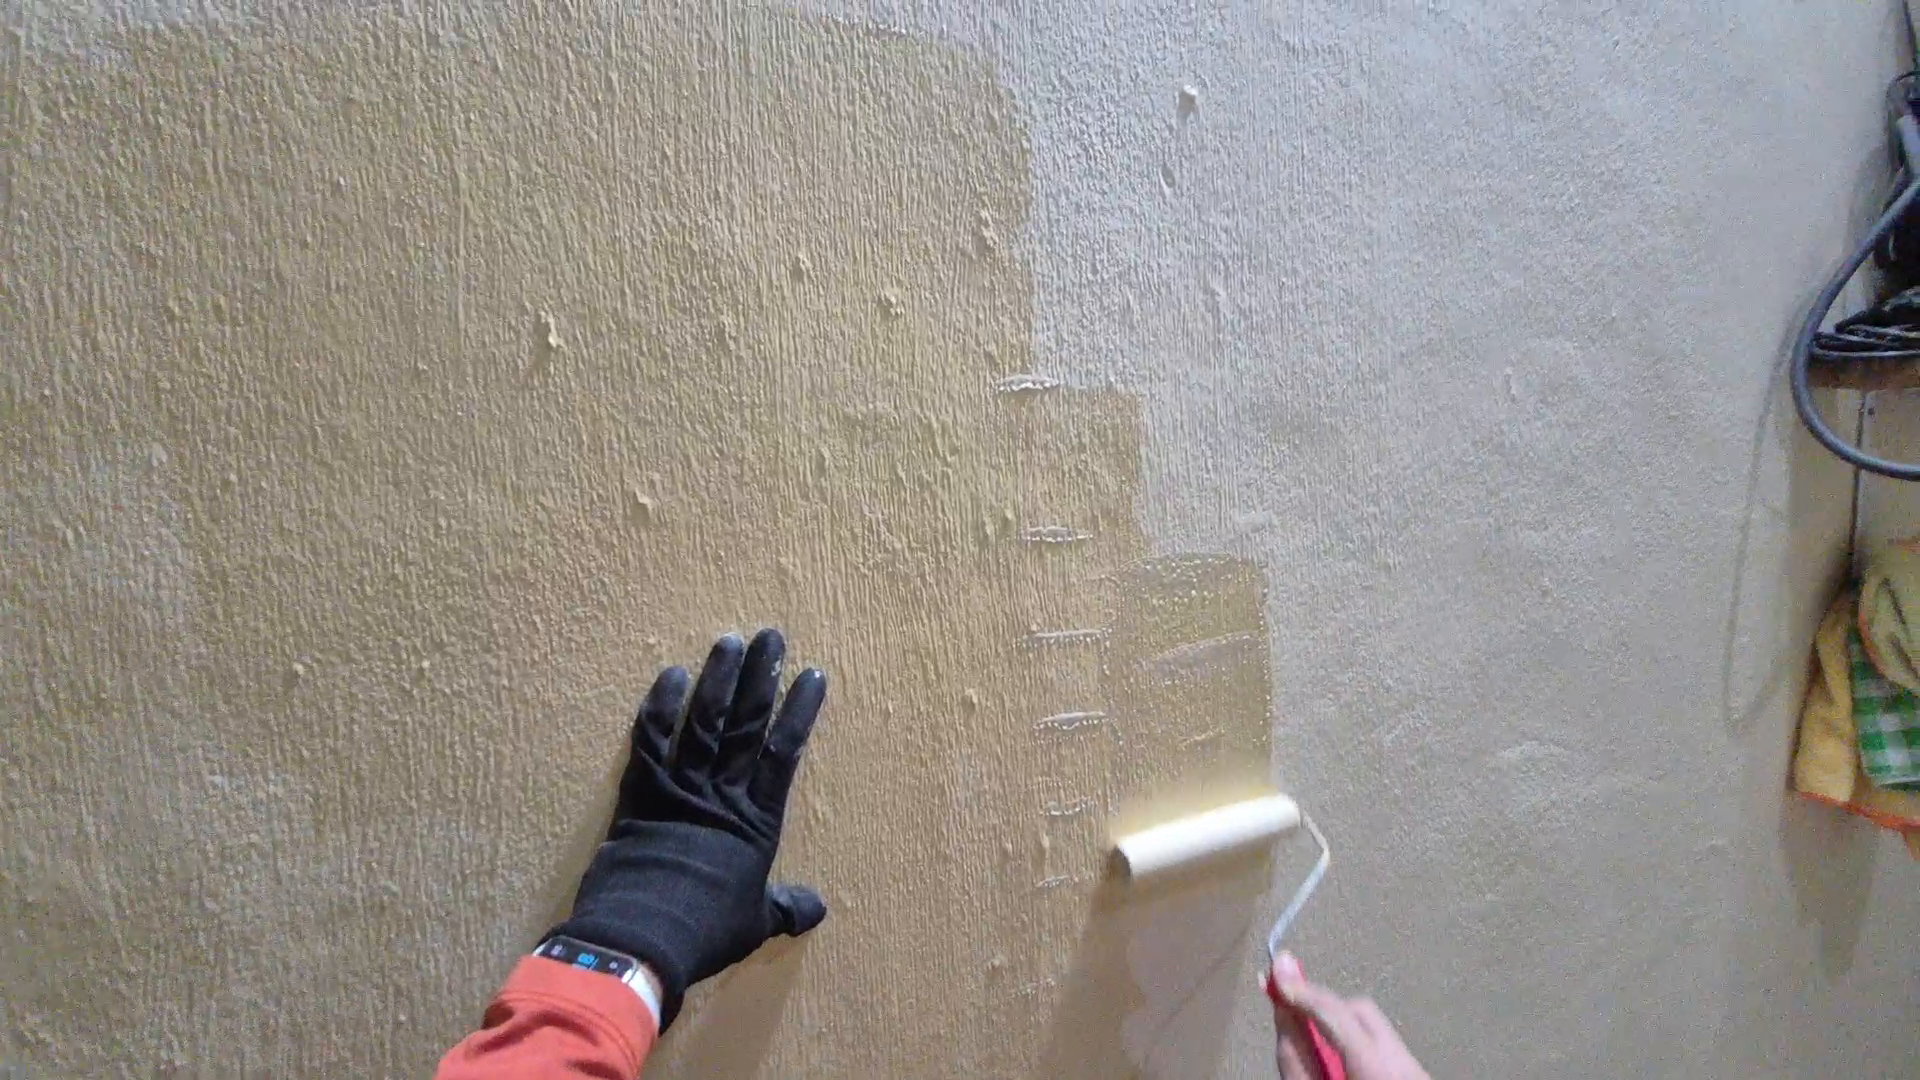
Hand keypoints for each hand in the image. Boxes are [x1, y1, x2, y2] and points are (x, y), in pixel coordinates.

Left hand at [547, 629, 827, 1028]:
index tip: (813, 673)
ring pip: (704, 722)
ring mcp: (681, 788)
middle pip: (746, 723)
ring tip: (729, 640)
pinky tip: (670, 675)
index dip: (799, 711)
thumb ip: (786, 907)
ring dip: (717, 679)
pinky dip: (659, 708)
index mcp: (756, 818)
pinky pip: (651, 742)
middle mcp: (722, 792)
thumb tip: (818, 910)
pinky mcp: (641, 793)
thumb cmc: (705, 931)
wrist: (639, 944)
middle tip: (772, 636)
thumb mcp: (754, 921)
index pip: (784, 751)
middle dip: (761, 677)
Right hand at [1270, 952, 1429, 1079]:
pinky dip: (1363, 1046)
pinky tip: (1348, 1064)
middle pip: (1362, 1009)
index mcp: (1379, 1070)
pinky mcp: (1421, 1073)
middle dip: (1326, 1006)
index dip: (1302, 990)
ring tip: (1323, 1049)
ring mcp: (1421, 1070)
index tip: (1274, 970)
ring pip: (1376, 1027)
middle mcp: (1408, 1065)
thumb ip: (1294, 1052)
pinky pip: (1389, 1047)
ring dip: (1344, 1028)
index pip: (1336, 1012)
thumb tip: (1280, 1002)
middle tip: (1294, 1012)